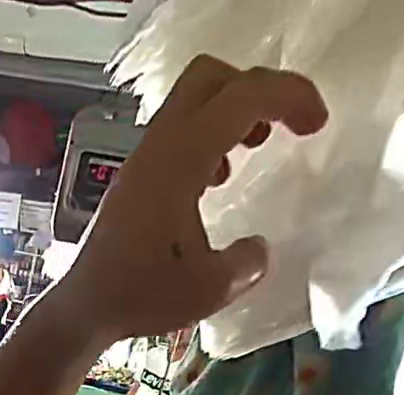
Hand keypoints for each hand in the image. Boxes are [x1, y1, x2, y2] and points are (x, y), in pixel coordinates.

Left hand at [48, 57, 326, 343]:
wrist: (86, 307)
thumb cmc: (141, 295)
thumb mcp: (208, 289)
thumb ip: (246, 263)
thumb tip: (259, 250)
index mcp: (181, 160)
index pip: (243, 96)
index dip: (289, 96)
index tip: (316, 124)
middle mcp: (159, 147)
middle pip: (211, 77)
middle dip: (257, 90)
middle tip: (281, 128)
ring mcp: (143, 160)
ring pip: (192, 104)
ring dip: (231, 116)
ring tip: (253, 151)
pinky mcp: (136, 179)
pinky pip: (178, 135)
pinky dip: (208, 141)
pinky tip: (215, 183)